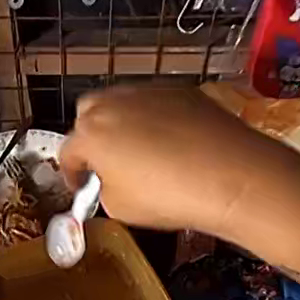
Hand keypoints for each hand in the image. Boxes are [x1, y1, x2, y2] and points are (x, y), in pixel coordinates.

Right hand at [58, 86, 299, 236]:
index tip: (82, 187)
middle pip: (89, 114)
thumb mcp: (122, 208)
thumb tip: (110, 183)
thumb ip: (104, 191)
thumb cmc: (172, 196)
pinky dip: (157, 118)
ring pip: (124, 103)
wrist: (232, 174)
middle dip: (93, 136)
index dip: (73, 174)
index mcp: (90, 133)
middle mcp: (114, 103)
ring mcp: (149, 91)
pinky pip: (157, 102)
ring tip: (142, 151)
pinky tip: (173, 142)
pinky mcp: (182, 90)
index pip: (68, 152)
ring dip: (124, 123)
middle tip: (108, 162)